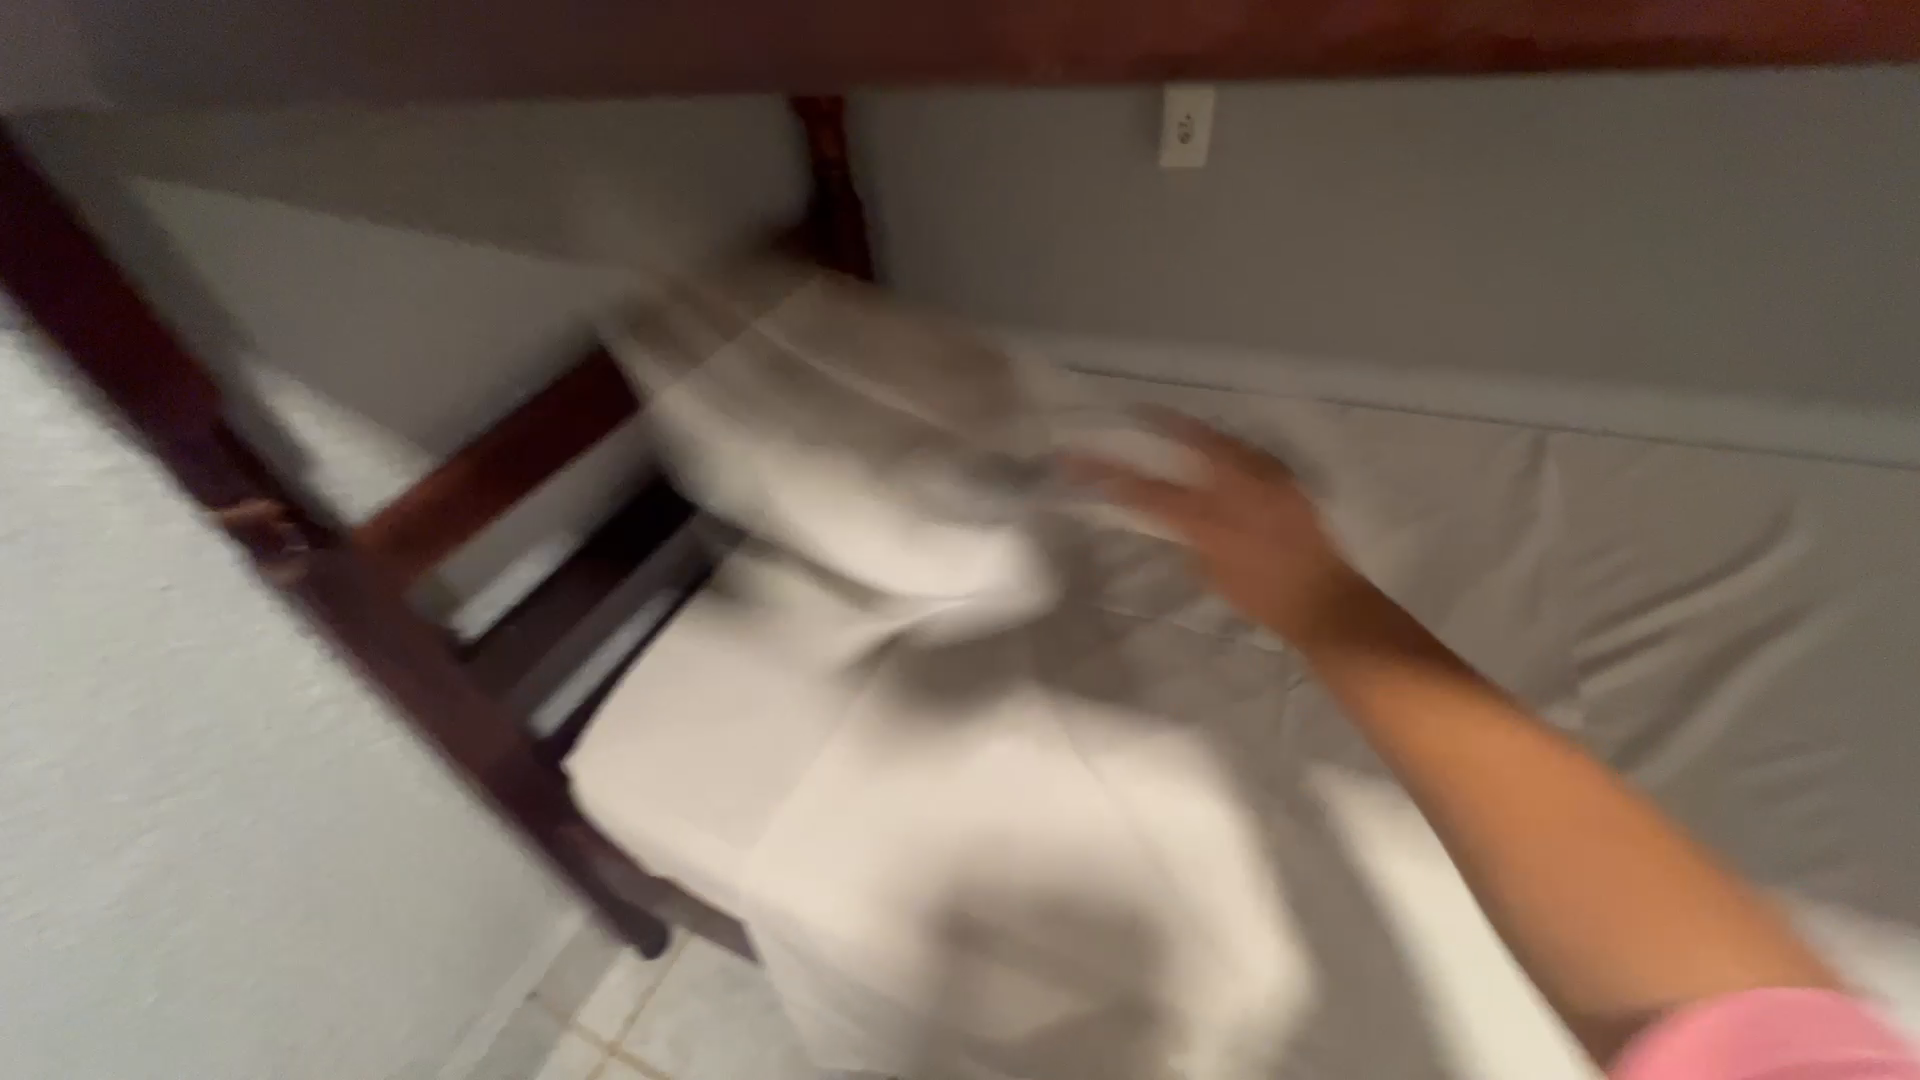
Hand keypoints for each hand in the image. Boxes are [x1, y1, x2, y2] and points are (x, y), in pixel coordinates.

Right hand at [1067, 411, 1368, 644]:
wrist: (1323, 600)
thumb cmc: (1259, 598)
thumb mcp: (1208, 572)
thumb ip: (1187, 537)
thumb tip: (1174, 517)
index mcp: (1206, 521)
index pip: (1145, 489)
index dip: (1109, 473)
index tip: (1083, 462)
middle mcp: (1235, 490)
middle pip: (1186, 445)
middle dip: (1157, 425)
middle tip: (1135, 411)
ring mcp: (1265, 478)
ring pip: (1221, 440)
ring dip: (1191, 428)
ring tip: (1169, 418)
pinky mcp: (1286, 478)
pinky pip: (1247, 450)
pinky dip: (1224, 444)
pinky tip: (1217, 445)